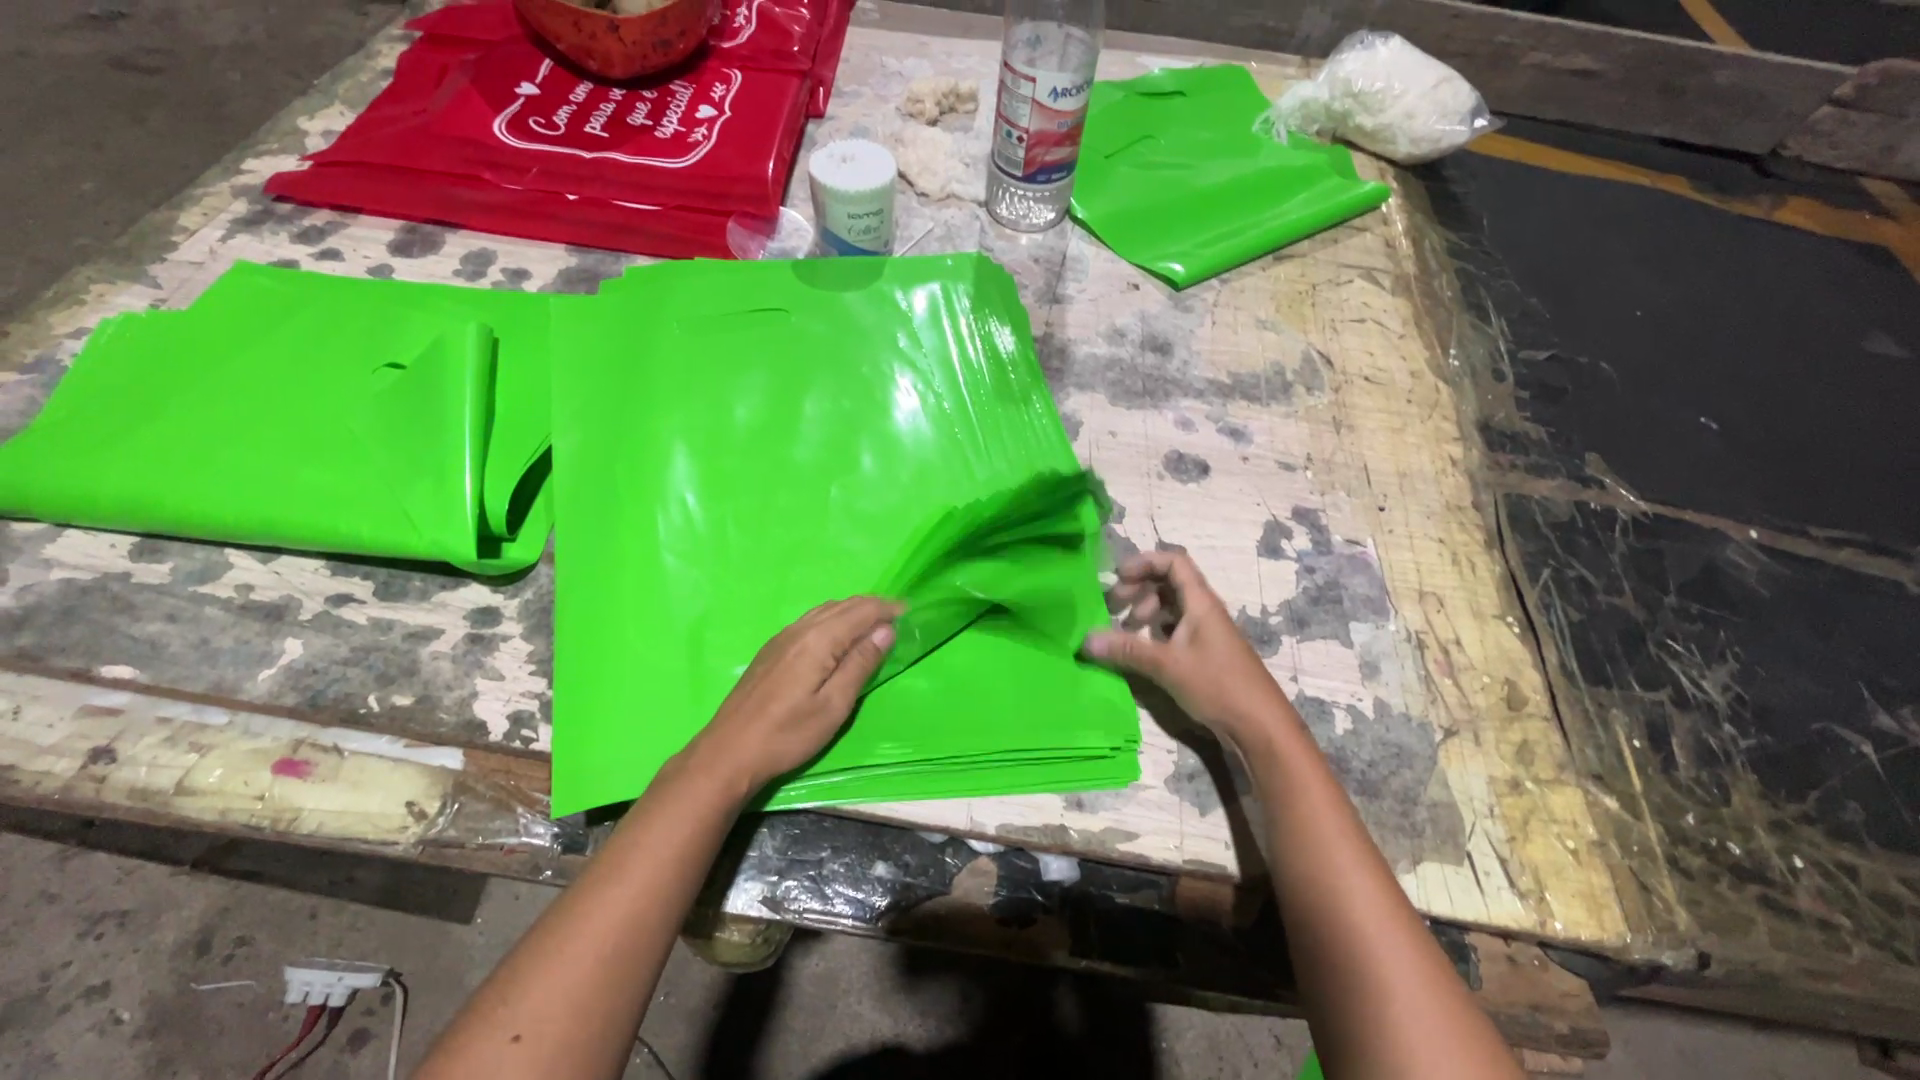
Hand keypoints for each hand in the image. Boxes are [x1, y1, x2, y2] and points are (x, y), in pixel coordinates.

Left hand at [686, 596, 901, 795]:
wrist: (730, 751)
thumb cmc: (788, 734)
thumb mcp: (834, 706)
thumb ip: (860, 664)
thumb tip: (885, 630)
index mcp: (818, 640)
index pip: (861, 611)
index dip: (888, 608)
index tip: (911, 612)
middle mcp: (799, 629)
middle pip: (843, 605)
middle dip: (873, 606)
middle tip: (899, 617)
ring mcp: (782, 638)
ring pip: (825, 611)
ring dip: (853, 611)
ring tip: (875, 625)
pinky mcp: (772, 650)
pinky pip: (811, 621)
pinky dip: (834, 620)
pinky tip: (839, 637)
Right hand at [1084, 552, 1291, 745]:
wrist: (1259, 724)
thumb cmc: (1216, 685)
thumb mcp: (1167, 665)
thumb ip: (1126, 650)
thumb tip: (1085, 640)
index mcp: (1200, 602)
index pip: (1173, 562)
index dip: (1144, 562)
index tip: (1117, 578)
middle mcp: (1204, 610)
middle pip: (1168, 583)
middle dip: (1138, 589)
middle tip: (1113, 608)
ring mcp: (1205, 632)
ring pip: (1171, 608)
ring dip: (1145, 612)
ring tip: (1126, 631)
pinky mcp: (1204, 653)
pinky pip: (1175, 629)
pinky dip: (1155, 632)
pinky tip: (1143, 650)